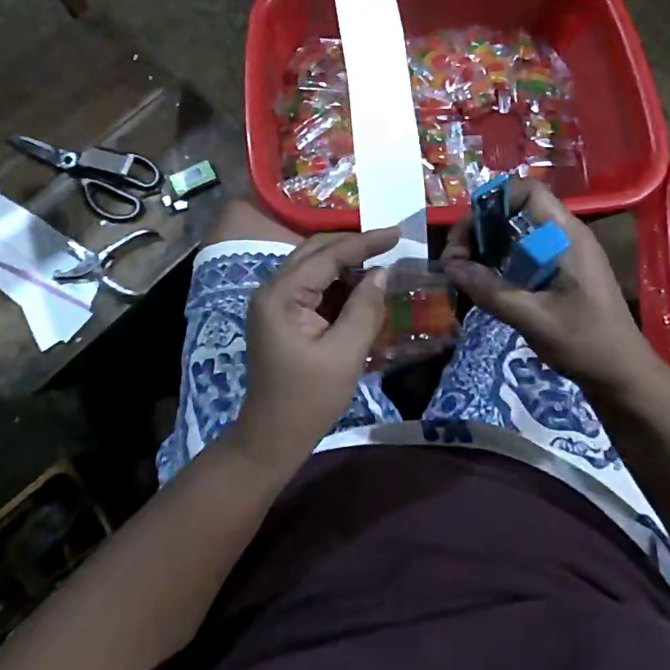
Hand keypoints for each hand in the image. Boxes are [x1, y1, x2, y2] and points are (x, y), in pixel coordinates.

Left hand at [235, 228, 398, 466]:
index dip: (364, 242)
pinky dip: (338, 285)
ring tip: (382, 264)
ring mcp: (273, 303)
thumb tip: (381, 273)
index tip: (397, 232)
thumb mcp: (345, 353)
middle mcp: (272, 290)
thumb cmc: (309, 399)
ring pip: (313, 268)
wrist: (273, 437)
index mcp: (281, 295)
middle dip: (353, 246)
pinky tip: (362, 290)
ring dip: (346, 265)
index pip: (327, 255)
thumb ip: (364, 308)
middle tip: (390, 243)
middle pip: (315, 252)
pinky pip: (312, 288)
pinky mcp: (281, 317)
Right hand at [441, 179, 655, 388]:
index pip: (528, 191)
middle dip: (481, 229)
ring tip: (463, 273)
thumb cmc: (585, 342)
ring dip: (488, 247)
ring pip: (517, 233)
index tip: (467, 234)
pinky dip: (501, 262)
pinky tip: (485, 284)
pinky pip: (525, 253)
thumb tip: (449, 266)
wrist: (623, 374)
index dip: (493, 201)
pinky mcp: (561, 271)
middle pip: (516, 211)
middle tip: (456, 261)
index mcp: (566, 236)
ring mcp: (565, 253)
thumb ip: (489, 290)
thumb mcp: (532, 318)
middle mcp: (566, 236)